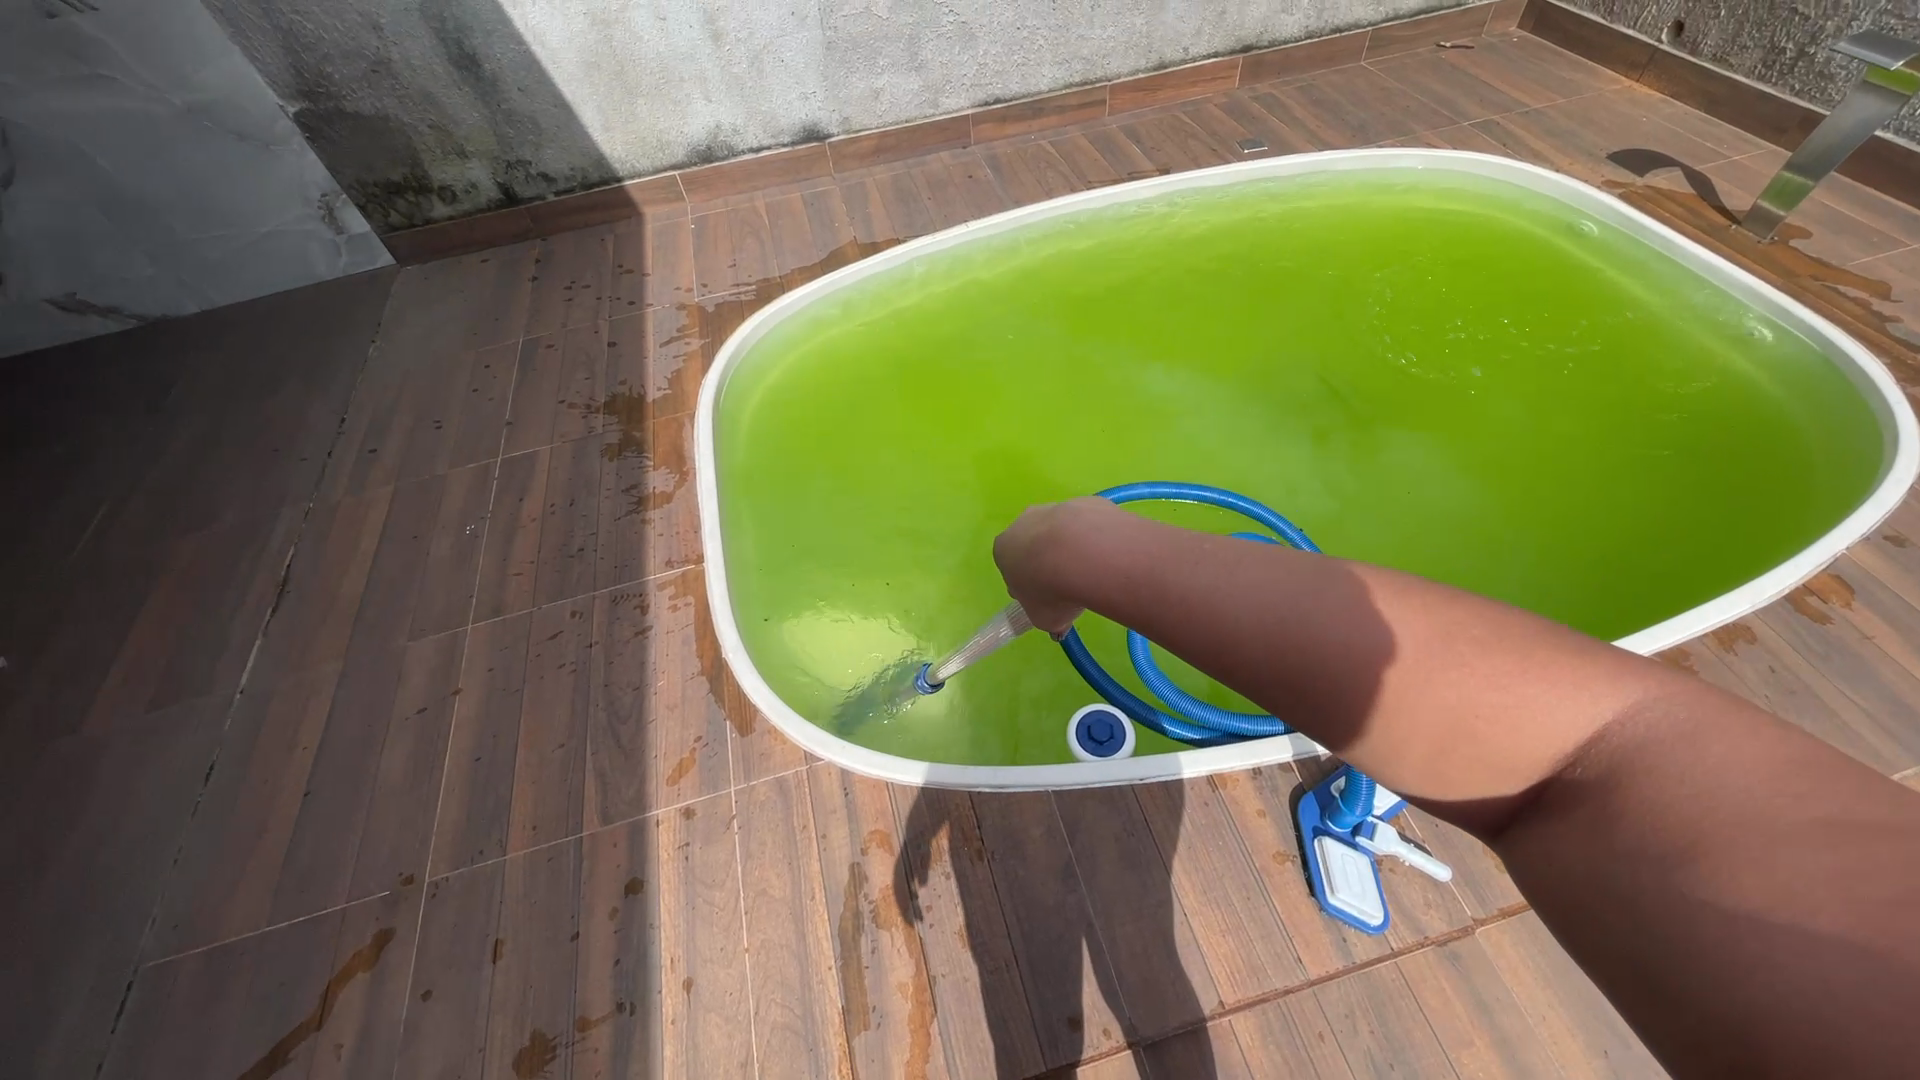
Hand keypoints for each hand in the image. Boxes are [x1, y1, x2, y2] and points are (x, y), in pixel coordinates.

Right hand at [992, 497, 1110, 634]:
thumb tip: (1058, 627)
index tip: (1046, 598)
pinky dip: (1095, 536)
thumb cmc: (1051, 590)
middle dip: (1049, 562)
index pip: (1011, 568)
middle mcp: (1023, 523)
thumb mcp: (1044, 619)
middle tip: (1069, 585)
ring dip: (1073, 548)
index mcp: (1004, 550)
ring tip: (1093, 572)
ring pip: (1062, 531)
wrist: (1085, 553)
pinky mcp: (1083, 502)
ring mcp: (1054, 508)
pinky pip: (1088, 523)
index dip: (1029, 585)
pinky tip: (1106, 554)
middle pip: (1034, 544)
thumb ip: (1047, 620)